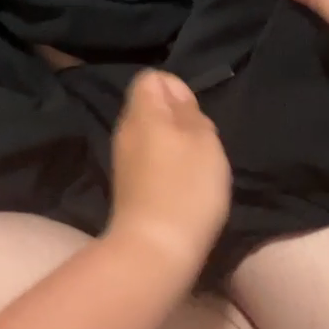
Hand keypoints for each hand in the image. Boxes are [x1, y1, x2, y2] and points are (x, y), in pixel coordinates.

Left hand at [105, 70, 231, 274]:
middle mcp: (126, 131)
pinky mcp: (128, 188)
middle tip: (202, 140)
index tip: (195, 113)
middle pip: (150, 107)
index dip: (176, 88)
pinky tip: (183, 188)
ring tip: (196, 167)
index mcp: (142, 113)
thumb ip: (189, 111)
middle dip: (178, 117)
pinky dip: (166, 167)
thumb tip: (176, 98)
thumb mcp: (204, 139)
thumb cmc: (186, 187)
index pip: (150, 78)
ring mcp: (123, 161)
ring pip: (151, 135)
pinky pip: (149, 160)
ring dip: (175, 144)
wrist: (154, 251)